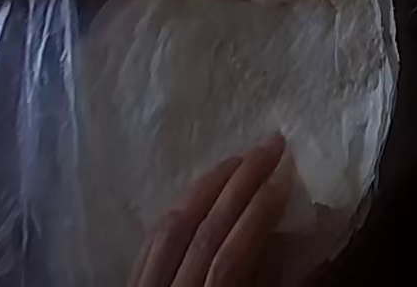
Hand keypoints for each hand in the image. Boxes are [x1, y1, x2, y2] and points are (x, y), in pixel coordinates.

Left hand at [128, 134, 290, 286]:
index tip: (286, 176)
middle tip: (273, 144)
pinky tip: (204, 184)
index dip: (260, 214)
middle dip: (242, 181)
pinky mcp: (131, 281)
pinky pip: (152, 235)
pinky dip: (181, 203)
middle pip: (203, 229)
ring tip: (242, 157)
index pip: (229, 258)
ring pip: (173, 224)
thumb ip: (263, 275)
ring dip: (211, 183)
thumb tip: (286, 223)